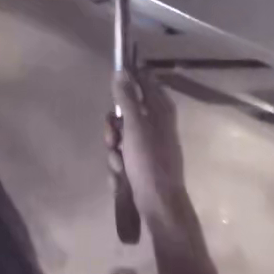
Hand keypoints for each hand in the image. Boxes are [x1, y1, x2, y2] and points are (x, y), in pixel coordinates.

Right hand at [112, 69, 190, 224]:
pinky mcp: (140, 163)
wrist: (159, 203)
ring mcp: (148, 145)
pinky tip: (122, 176)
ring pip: (119, 137)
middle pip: (125, 113)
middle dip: (113, 128)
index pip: (144, 81)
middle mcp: (155, 124)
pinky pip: (121, 156)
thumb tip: (120, 70)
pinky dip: (119, 165)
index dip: (128, 81)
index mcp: (160, 110)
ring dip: (114, 151)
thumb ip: (127, 97)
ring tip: (119, 164)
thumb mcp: (135, 125)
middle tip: (113, 138)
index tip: (113, 90)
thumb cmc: (149, 160)